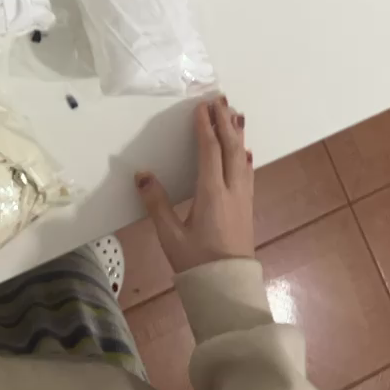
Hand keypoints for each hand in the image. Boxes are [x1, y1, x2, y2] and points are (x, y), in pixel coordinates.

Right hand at [135, 97, 254, 272]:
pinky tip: (245, 151)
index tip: (200, 107)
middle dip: (224, 122)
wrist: (228, 290)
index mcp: (212, 193)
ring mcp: (243, 198)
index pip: (210, 151)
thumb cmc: (197, 263)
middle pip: (231, 148)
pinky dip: (244, 154)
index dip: (205, 127)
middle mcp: (232, 190)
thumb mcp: (170, 235)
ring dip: (237, 134)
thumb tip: (141, 174)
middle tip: (219, 99)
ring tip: (234, 114)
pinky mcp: (247, 207)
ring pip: (242, 157)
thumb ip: (156, 203)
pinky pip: (248, 172)